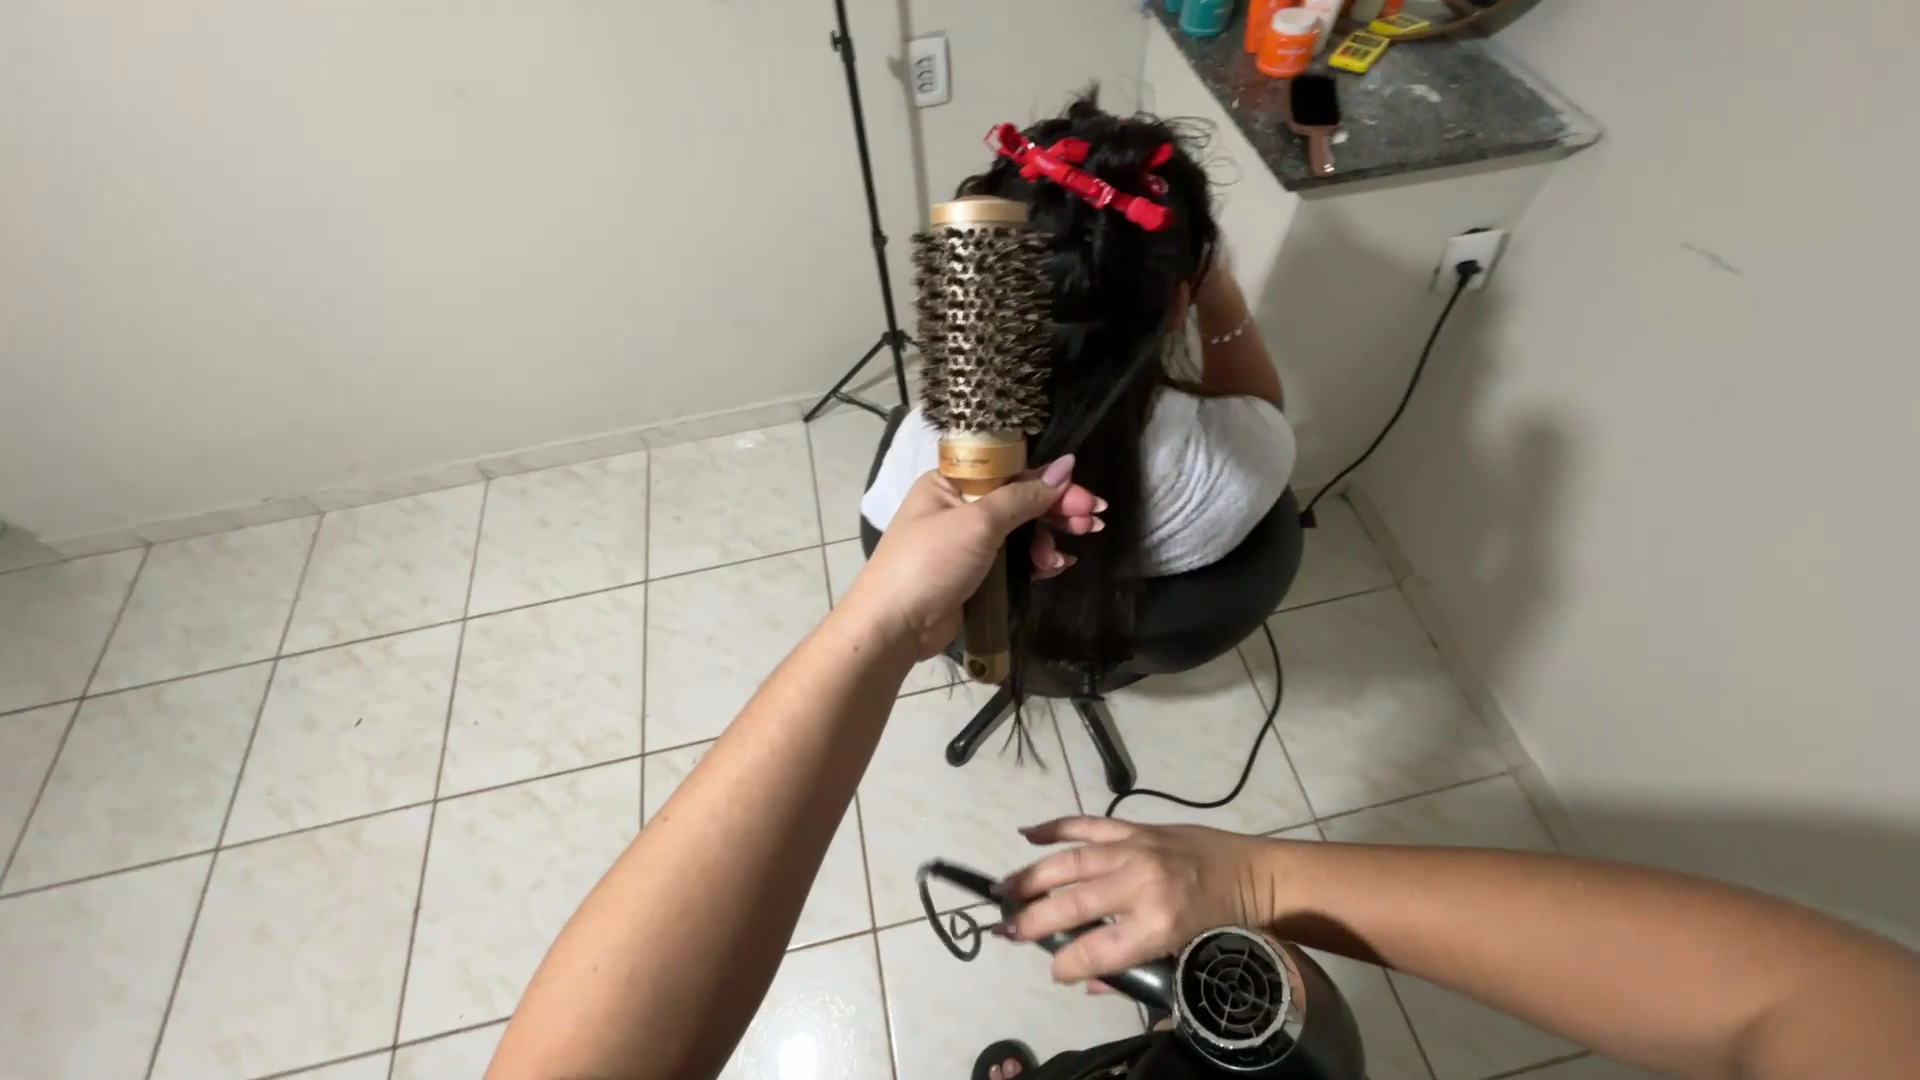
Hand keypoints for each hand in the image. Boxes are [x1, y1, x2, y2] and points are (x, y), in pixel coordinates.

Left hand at [840, 457, 1102, 658]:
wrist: (894, 626)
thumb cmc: (930, 563)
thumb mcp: (978, 522)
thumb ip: (1023, 496)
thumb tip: (1065, 466)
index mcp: (950, 483)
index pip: (1010, 471)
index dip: (1049, 481)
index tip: (1084, 496)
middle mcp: (959, 507)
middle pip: (1019, 500)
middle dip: (1057, 510)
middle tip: (1094, 521)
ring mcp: (967, 543)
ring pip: (1020, 532)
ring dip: (1048, 539)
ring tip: (1069, 552)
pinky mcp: (975, 574)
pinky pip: (1013, 560)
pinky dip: (1035, 560)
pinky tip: (1055, 566)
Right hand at [998, 817, 1289, 984]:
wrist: (1257, 873)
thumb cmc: (1225, 924)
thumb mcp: (1187, 958)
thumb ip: (1136, 972)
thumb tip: (1087, 983)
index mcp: (1159, 924)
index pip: (1099, 949)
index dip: (1068, 962)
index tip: (1051, 969)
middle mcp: (1141, 884)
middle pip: (1075, 903)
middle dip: (1036, 919)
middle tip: (1006, 930)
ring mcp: (1135, 849)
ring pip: (1072, 861)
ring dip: (1033, 875)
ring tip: (1004, 889)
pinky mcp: (1135, 827)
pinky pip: (1088, 824)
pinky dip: (1056, 827)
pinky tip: (1027, 834)